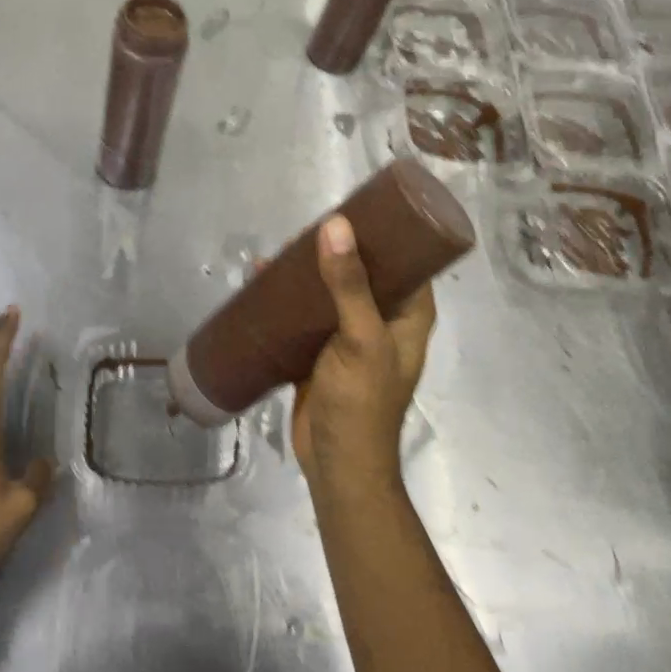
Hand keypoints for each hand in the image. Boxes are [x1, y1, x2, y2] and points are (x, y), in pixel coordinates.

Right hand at [292, 215, 437, 494]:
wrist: (335, 464)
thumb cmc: (361, 402)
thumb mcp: (360, 338)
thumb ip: (349, 284)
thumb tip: (335, 225)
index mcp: (409, 315)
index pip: (407, 261)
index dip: (386, 233)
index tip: (356, 207)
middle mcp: (384, 321)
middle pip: (363, 272)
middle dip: (336, 249)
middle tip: (306, 228)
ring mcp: (350, 338)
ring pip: (331, 293)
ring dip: (308, 273)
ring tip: (280, 251)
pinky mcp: (320, 354)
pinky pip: (306, 316)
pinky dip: (288, 300)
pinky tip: (262, 283)